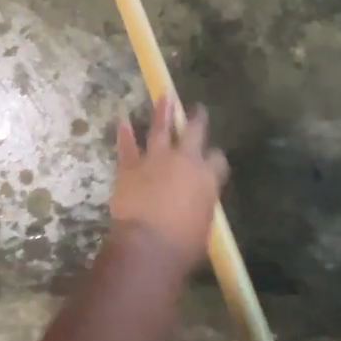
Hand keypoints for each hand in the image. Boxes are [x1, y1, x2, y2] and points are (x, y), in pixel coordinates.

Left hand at [109, 96, 228, 273]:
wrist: (148, 244)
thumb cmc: (183, 245)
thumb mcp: (203, 224)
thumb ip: (200, 203)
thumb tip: (195, 200)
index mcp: (207, 178)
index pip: (217, 160)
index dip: (216, 158)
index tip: (215, 158)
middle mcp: (184, 160)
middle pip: (193, 132)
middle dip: (197, 119)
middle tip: (198, 109)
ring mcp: (155, 158)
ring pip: (160, 128)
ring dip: (162, 111)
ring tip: (164, 95)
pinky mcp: (130, 165)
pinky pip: (127, 144)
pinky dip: (125, 132)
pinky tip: (123, 119)